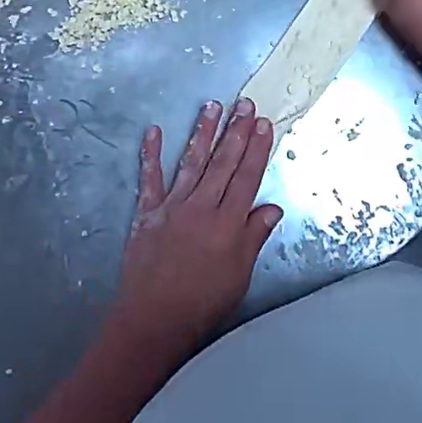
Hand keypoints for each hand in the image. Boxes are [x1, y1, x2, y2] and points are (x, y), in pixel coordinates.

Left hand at [108, 98, 282, 355]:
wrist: (154, 318)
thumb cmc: (203, 302)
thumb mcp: (239, 275)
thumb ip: (253, 237)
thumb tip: (273, 207)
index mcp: (227, 223)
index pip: (246, 178)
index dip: (256, 149)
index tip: (264, 124)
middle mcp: (201, 206)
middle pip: (223, 163)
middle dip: (236, 131)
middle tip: (245, 104)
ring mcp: (173, 205)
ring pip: (192, 161)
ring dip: (203, 132)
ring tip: (213, 105)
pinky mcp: (148, 210)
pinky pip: (150, 177)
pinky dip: (151, 153)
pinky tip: (154, 130)